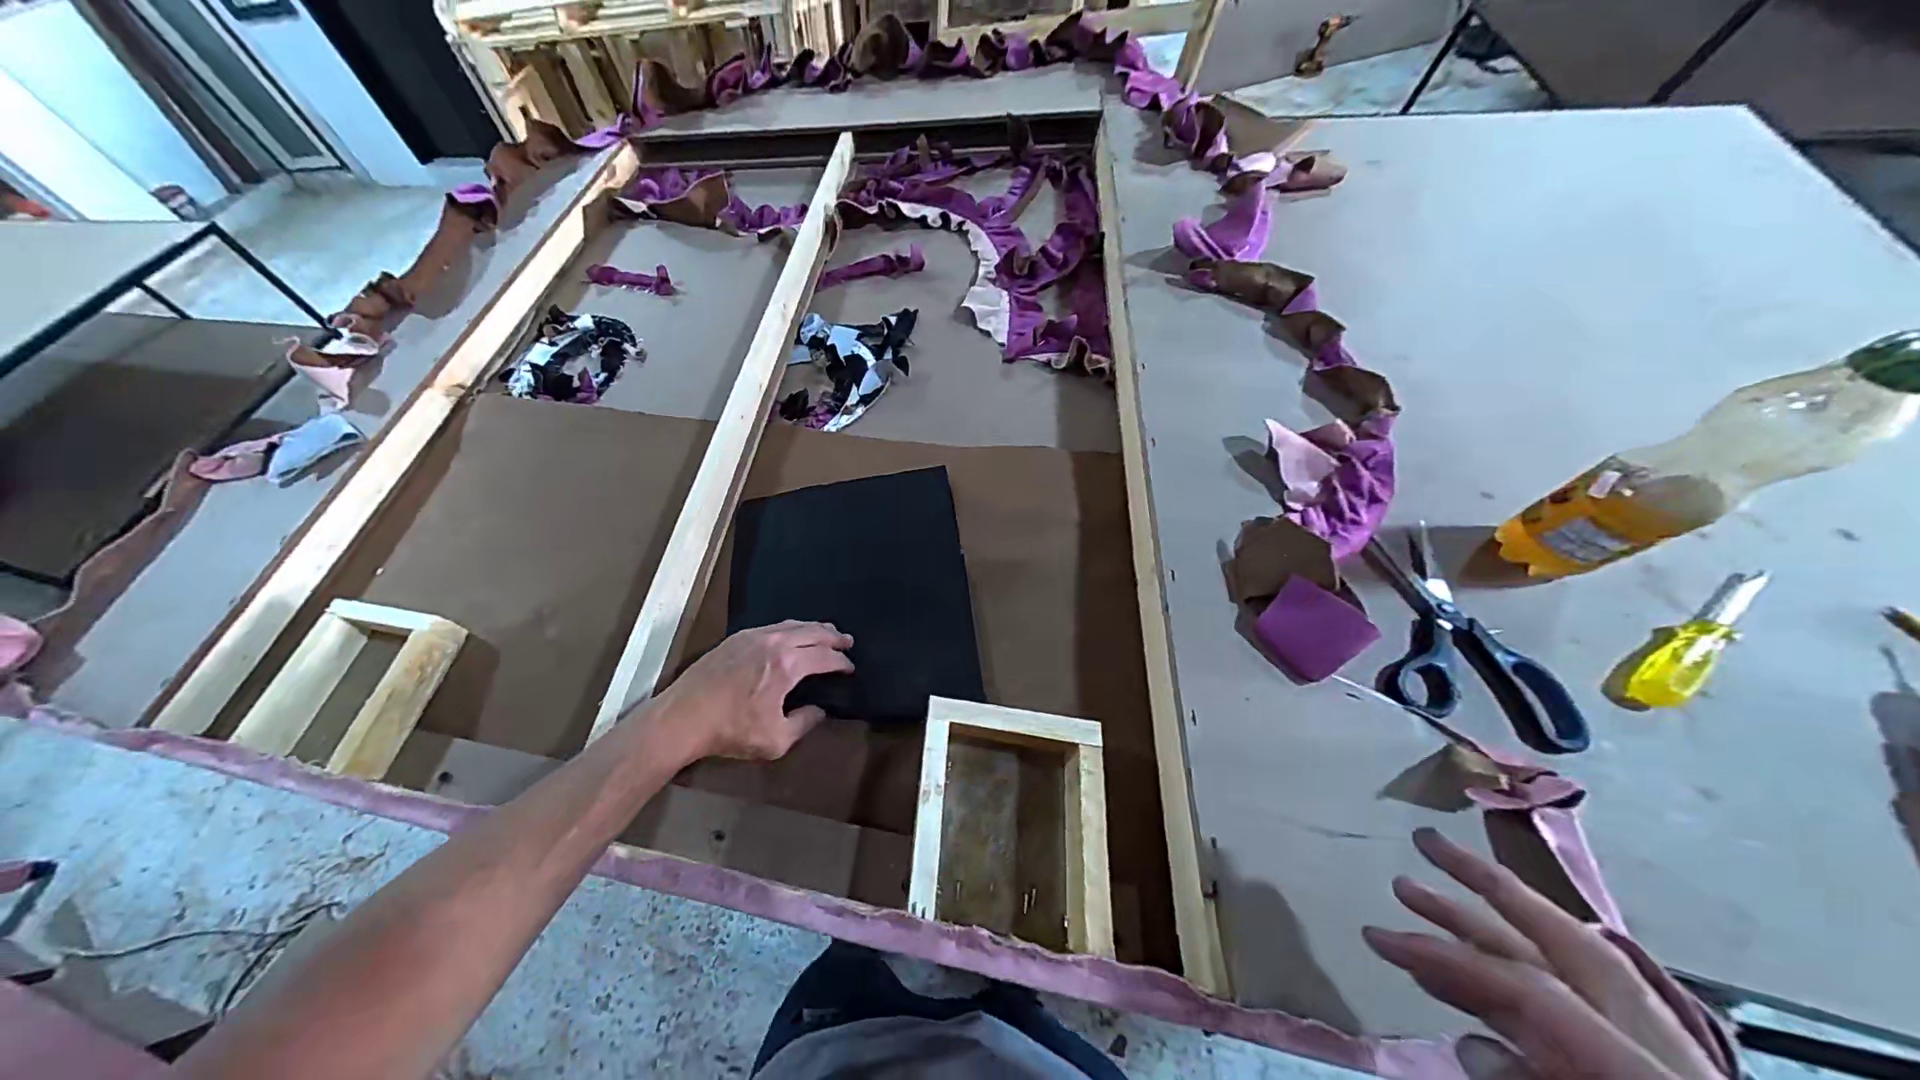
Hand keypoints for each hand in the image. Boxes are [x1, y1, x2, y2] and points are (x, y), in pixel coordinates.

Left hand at [639, 620, 853, 763]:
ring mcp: (752, 637)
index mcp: (787, 665)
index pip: (825, 656)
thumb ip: (804, 723)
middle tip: (847, 642)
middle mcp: (773, 643)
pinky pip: (772, 626)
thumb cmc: (730, 731)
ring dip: (813, 628)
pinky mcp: (736, 639)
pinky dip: (791, 628)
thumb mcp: (776, 740)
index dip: (842, 662)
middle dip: (833, 637)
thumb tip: (818, 710)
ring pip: (792, 624)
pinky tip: (791, 635)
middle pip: (812, 631)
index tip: (850, 668)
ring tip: (826, 633)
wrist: (682, 718)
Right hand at [1364, 828, 1724, 1079]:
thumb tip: (1469, 1044)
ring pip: (1554, 960)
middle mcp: (1646, 1035)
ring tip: (1415, 891)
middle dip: (1482, 886)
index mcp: (1637, 1060)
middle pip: (1557, 940)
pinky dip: (1510, 966)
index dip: (1452, 961)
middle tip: (1420, 843)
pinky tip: (1472, 959)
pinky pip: (1566, 995)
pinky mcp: (1640, 1051)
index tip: (1382, 941)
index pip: (1532, 989)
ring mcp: (1649, 1041)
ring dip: (1481, 922)